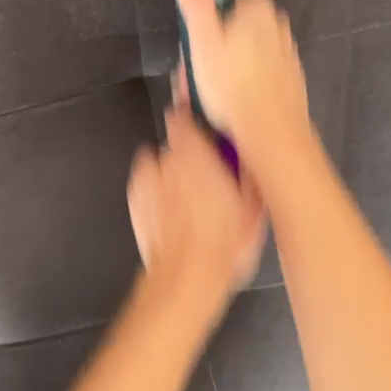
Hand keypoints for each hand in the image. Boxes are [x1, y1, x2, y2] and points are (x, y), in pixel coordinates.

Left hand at [127, 108, 267, 306]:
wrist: (185, 276)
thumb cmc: (222, 246)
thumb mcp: (253, 213)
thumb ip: (251, 180)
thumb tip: (255, 165)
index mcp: (202, 154)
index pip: (186, 116)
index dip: (191, 115)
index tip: (195, 114)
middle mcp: (172, 157)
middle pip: (178, 141)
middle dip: (190, 153)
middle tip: (207, 176)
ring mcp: (149, 174)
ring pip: (161, 159)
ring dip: (171, 169)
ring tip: (187, 196)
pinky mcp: (135, 193)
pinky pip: (145, 177)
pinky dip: (154, 184)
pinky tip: (168, 206)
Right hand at [174, 0, 311, 149]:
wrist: (271, 134)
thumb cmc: (234, 87)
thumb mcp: (201, 39)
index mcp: (258, 8)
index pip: (227, 0)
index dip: (209, 21)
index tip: (199, 41)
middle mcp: (277, 26)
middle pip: (235, 28)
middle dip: (215, 48)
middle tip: (200, 72)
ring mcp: (286, 54)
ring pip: (245, 54)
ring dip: (226, 70)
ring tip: (212, 95)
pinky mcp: (289, 81)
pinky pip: (259, 76)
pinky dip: (245, 86)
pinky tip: (233, 104)